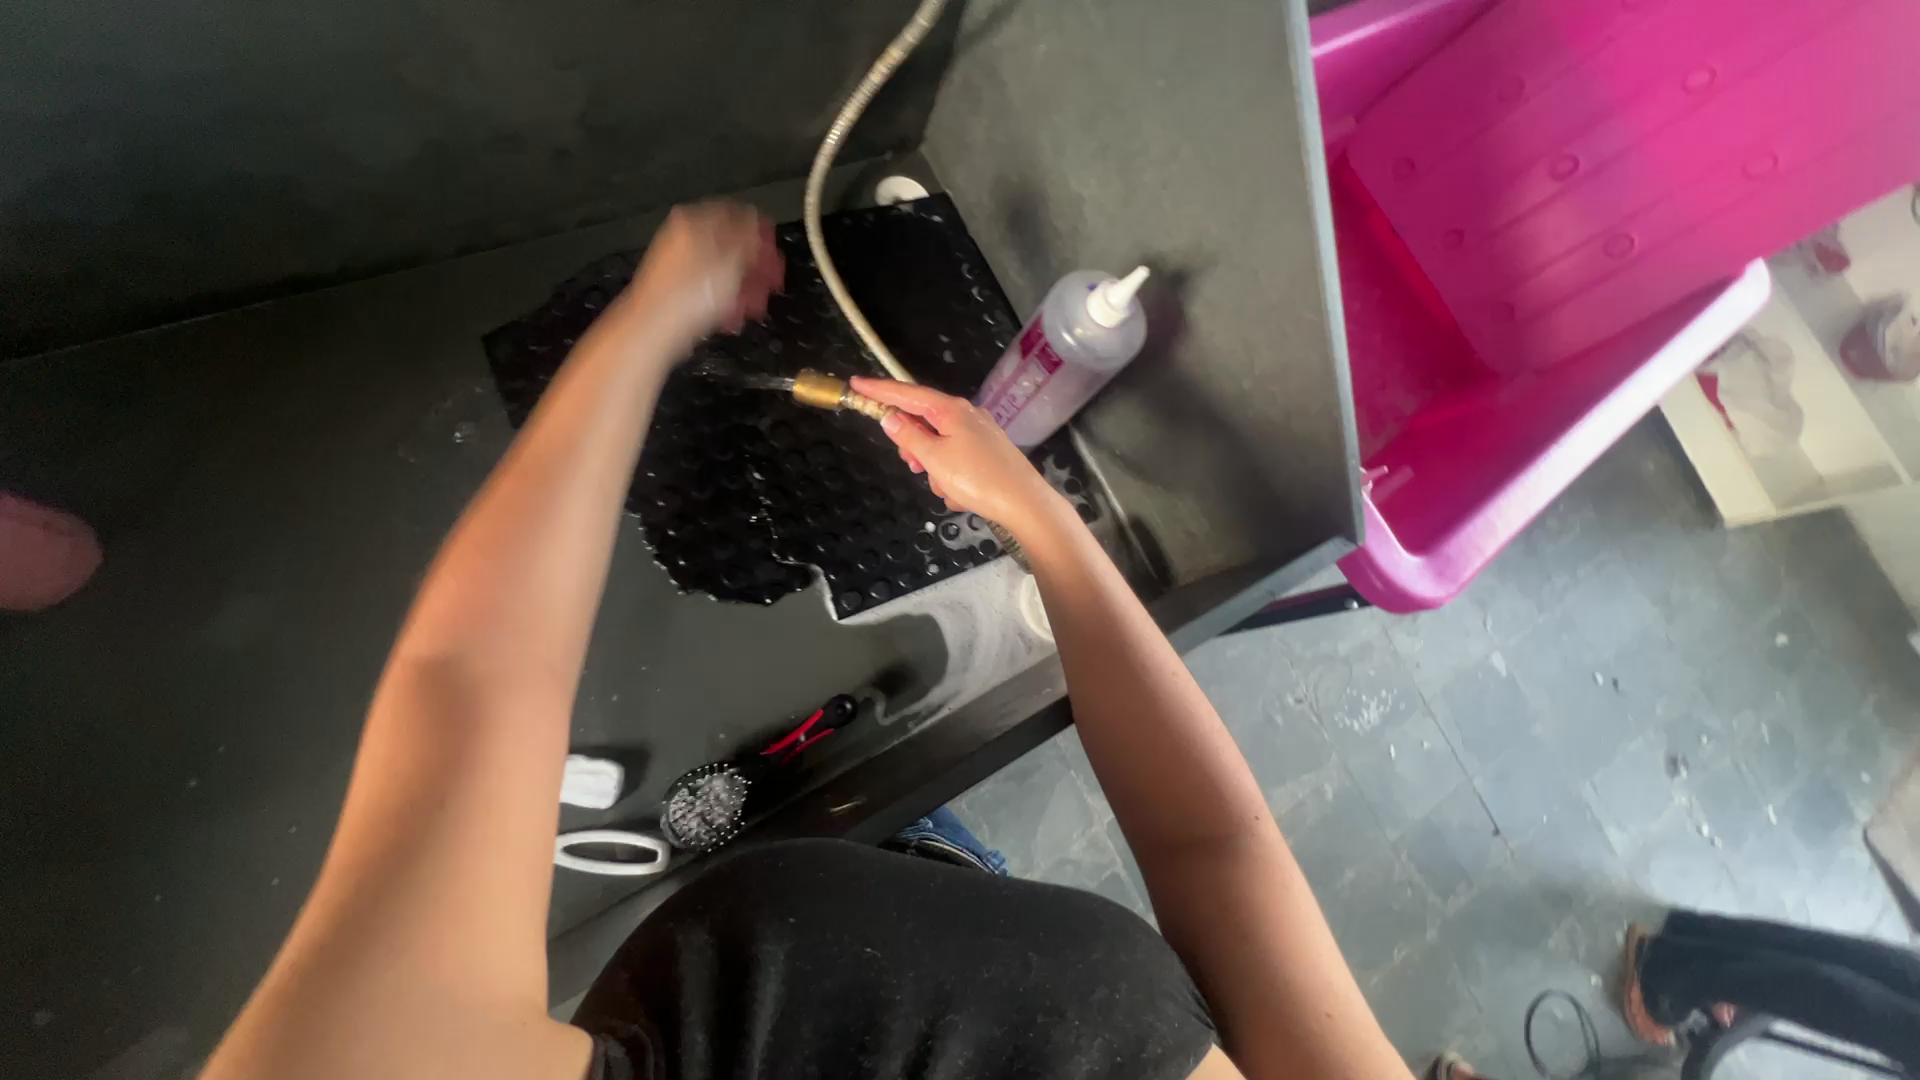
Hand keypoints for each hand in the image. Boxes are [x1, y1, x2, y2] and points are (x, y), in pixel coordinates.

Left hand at [622, 200, 783, 344]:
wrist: (655, 326)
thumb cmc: (689, 293)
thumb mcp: (733, 261)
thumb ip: (749, 238)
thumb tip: (757, 222)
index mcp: (694, 220)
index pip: (736, 214)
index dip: (760, 231)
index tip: (773, 249)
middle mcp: (683, 236)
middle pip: (729, 245)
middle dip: (754, 265)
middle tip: (770, 279)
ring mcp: (679, 264)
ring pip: (721, 269)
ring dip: (743, 286)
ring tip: (756, 303)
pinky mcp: (677, 289)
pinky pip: (709, 288)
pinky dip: (726, 300)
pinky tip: (735, 315)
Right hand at [849, 378, 1063, 532]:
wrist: (1023, 503)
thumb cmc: (976, 478)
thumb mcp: (934, 459)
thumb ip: (908, 437)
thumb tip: (890, 418)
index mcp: (951, 410)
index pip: (908, 393)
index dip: (880, 390)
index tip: (855, 384)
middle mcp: (967, 415)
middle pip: (924, 422)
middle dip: (914, 446)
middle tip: (913, 465)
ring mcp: (980, 434)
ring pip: (940, 447)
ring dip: (935, 469)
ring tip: (945, 488)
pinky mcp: (989, 454)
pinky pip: (958, 462)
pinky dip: (953, 479)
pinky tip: (962, 496)